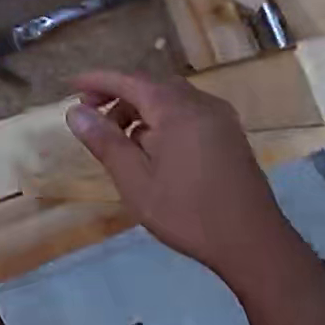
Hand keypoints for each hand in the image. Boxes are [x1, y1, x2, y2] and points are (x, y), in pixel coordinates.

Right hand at [65, 70, 300, 278]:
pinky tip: (151, 149)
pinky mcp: (229, 135)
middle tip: (90, 116)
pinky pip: (187, 112)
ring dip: (139, 110)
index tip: (71, 86)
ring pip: (170, 99)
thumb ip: (105, 142)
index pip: (129, 81)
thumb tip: (75, 112)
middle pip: (151, 86)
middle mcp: (201, 104)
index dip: (98, 81)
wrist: (253, 243)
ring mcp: (220, 118)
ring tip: (118, 138)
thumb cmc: (187, 212)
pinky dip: (161, 119)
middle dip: (117, 96)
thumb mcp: (135, 181)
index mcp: (176, 110)